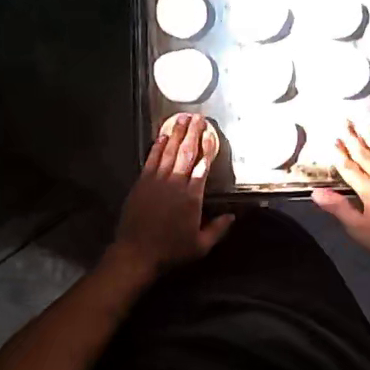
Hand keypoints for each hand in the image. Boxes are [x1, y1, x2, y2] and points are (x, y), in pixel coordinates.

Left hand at [105, 113, 235, 278]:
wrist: (136, 252)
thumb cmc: (171, 251)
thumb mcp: (201, 246)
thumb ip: (218, 229)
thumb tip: (233, 216)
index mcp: (192, 197)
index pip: (202, 166)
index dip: (207, 148)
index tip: (211, 133)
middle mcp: (175, 184)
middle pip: (186, 153)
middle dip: (193, 133)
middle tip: (198, 117)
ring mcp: (156, 181)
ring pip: (169, 152)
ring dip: (176, 134)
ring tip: (182, 118)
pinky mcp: (142, 183)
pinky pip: (151, 159)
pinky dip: (157, 146)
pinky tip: (162, 135)